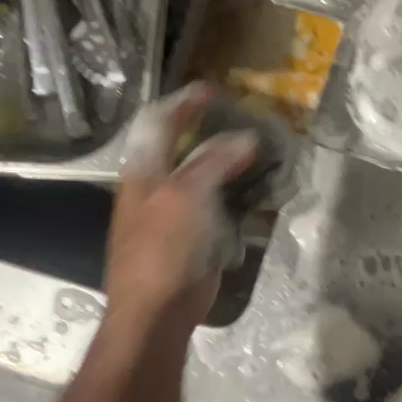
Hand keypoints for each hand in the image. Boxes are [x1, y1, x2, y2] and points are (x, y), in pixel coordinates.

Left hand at [107, 83, 258, 320]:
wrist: (156, 312)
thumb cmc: (164, 248)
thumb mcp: (186, 194)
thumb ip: (214, 160)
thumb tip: (245, 139)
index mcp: (143, 171)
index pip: (158, 123)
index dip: (183, 102)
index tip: (213, 88)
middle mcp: (155, 186)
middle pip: (180, 146)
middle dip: (209, 128)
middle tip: (242, 116)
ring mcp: (173, 213)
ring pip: (201, 174)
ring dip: (227, 158)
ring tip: (257, 147)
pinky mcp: (193, 236)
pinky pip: (216, 202)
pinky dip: (236, 189)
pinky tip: (257, 186)